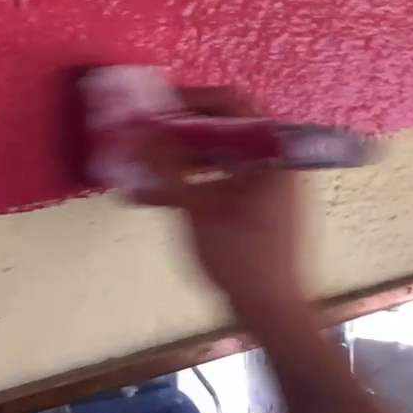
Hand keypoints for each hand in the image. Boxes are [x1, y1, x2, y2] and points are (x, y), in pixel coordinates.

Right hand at [133, 87, 308, 315]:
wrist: (273, 313)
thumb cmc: (243, 259)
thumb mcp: (198, 208)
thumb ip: (166, 167)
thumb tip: (138, 133)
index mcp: (273, 152)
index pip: (233, 103)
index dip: (192, 99)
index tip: (157, 107)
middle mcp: (274, 161)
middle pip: (221, 130)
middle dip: (177, 133)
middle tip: (142, 135)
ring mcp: (266, 185)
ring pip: (215, 158)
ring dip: (177, 161)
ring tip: (138, 168)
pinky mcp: (255, 207)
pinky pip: (218, 182)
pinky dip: (189, 184)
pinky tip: (150, 196)